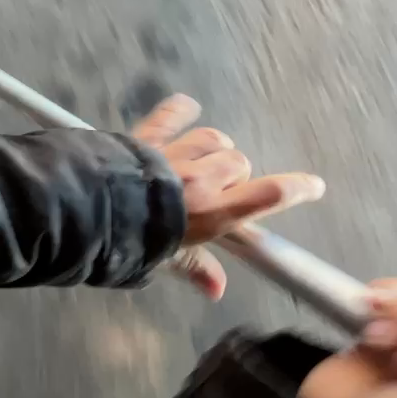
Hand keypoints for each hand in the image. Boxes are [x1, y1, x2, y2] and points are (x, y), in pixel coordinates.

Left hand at [131, 94, 326, 300]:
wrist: (85, 209)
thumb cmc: (126, 240)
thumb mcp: (162, 260)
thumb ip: (193, 268)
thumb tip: (217, 290)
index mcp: (213, 213)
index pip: (270, 195)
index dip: (296, 188)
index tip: (311, 185)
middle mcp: (201, 179)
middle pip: (238, 163)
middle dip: (232, 175)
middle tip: (212, 189)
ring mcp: (174, 155)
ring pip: (212, 139)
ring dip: (211, 148)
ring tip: (196, 161)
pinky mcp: (145, 137)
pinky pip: (170, 116)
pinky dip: (179, 111)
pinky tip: (185, 107)